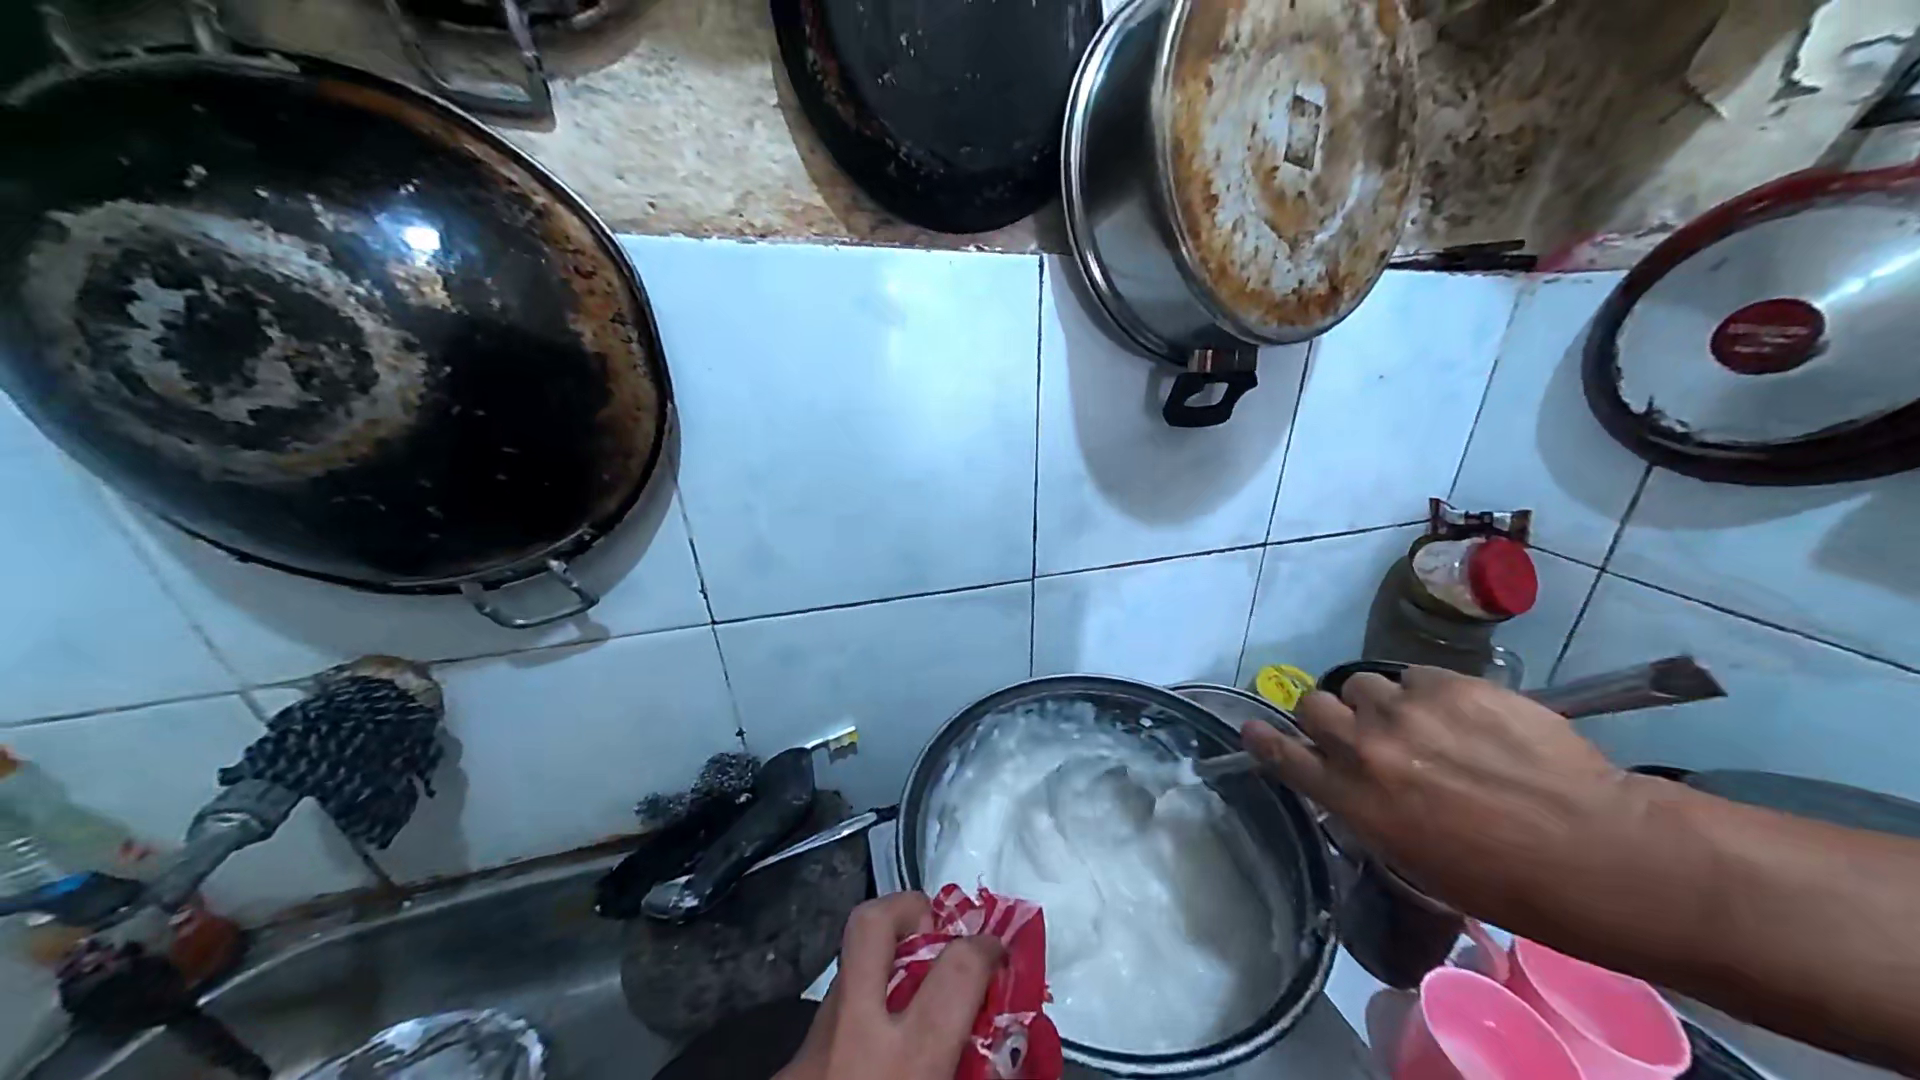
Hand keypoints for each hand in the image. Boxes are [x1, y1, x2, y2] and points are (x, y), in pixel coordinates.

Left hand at [777, 892, 1003, 1079]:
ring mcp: (809, 1049)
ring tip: (914, 992)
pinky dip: (862, 1017)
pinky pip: (832, 1019)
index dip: (986, 947)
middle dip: (907, 906)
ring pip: (846, 969)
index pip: (956, 969)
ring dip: (884, 964)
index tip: (997, 952)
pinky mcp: (787, 1070)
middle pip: (868, 926)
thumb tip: (1003, 1054)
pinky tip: (876, 1055)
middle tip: (935, 924)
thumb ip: (978, 1074)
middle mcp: (853, 1036)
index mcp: (906, 1060)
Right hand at [1242, 666, 1648, 921]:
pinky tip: (1467, 718)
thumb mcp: (1412, 857)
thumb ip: (1366, 808)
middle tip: (1365, 731)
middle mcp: (1365, 747)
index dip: (1265, 740)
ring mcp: (1405, 710)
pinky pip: (1418, 676)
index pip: (1284, 756)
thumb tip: (1354, 781)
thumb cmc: (1505, 879)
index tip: (1253, 728)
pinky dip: (1432, 694)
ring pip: (1364, 685)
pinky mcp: (1450, 685)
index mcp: (1352, 798)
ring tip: (1424, 722)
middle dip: (1332, 716)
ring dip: (1382, 702)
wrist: (1599, 849)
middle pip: (1313, 705)